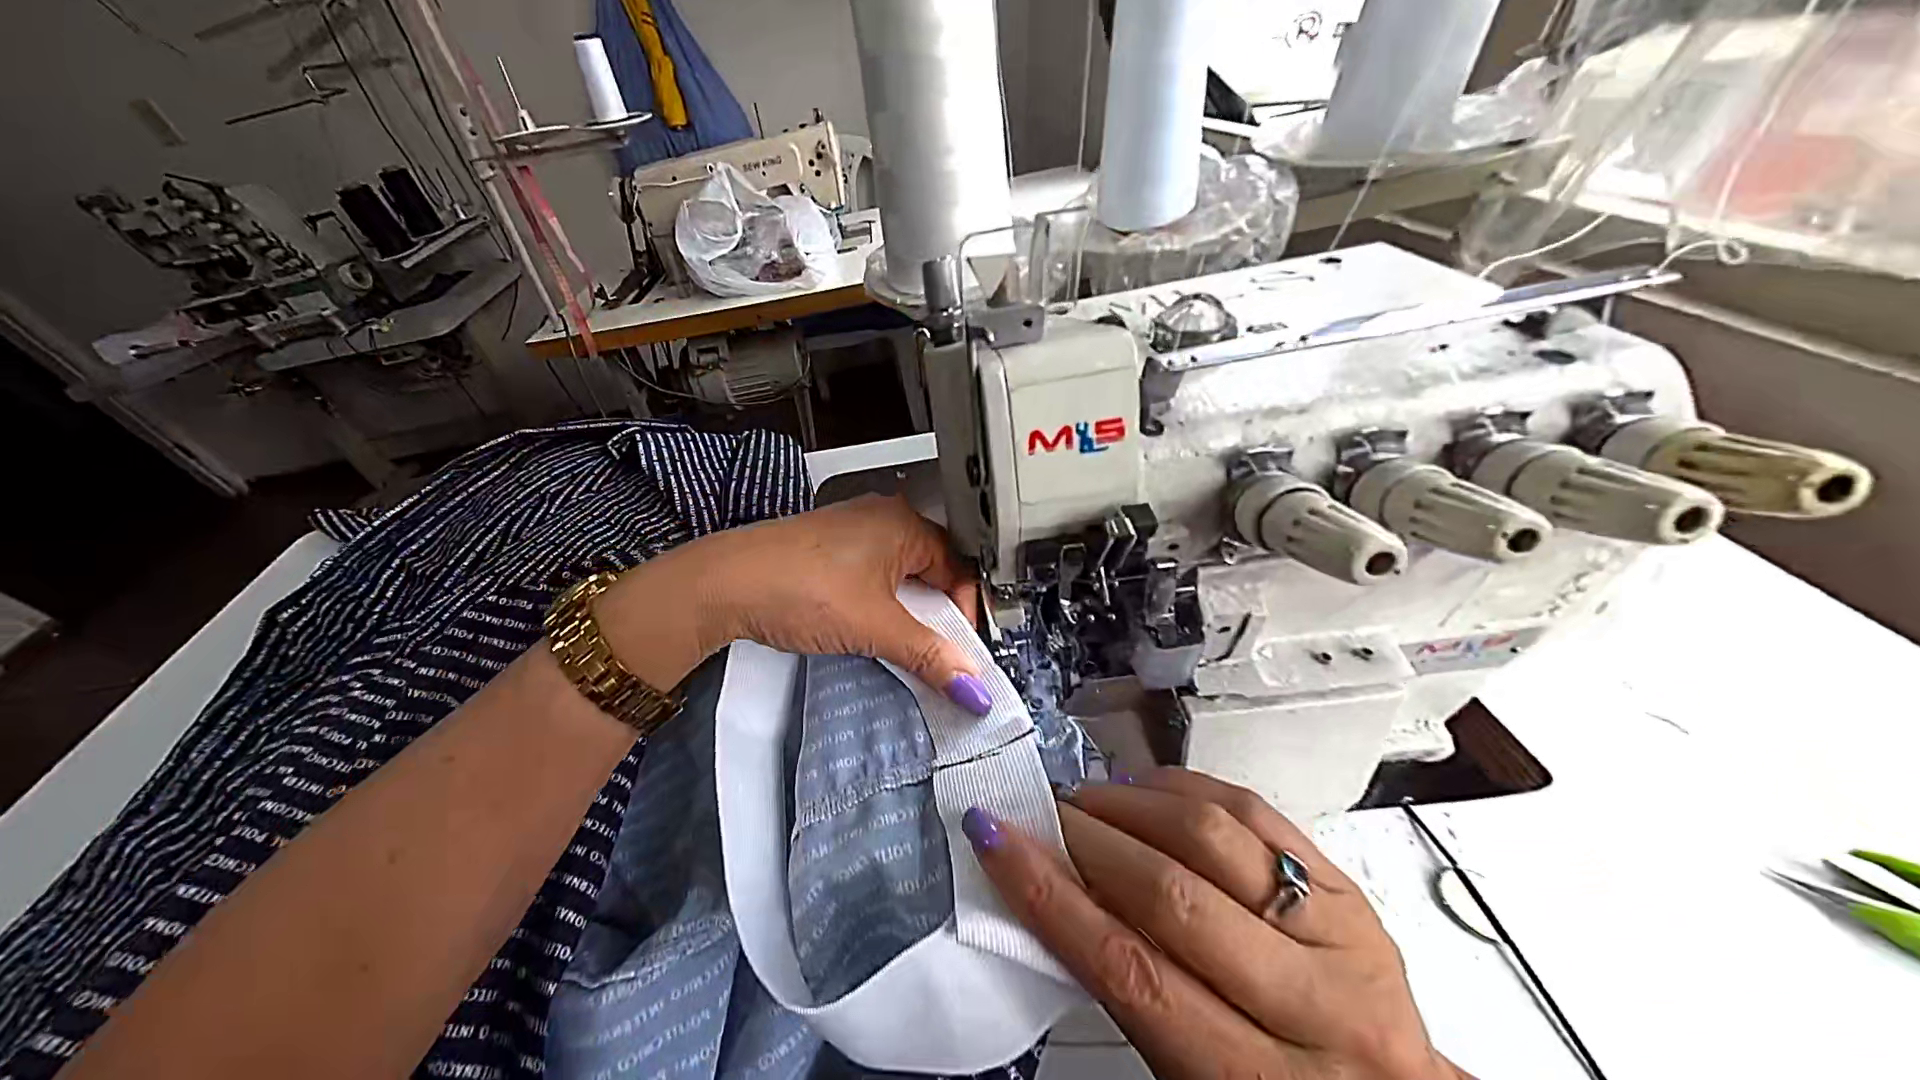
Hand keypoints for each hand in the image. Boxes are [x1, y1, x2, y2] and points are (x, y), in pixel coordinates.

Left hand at [594, 494, 992, 713]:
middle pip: (933, 568)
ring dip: (908, 609)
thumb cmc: (799, 587)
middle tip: (935, 649)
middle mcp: (881, 517)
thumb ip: (930, 656)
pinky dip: (881, 601)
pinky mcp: (828, 547)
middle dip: (938, 612)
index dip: (966, 610)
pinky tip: (866, 623)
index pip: (960, 566)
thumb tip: (971, 685)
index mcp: (904, 523)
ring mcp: (852, 529)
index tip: (960, 648)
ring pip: (901, 573)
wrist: (724, 585)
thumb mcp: (877, 627)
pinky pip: (873, 573)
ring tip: (898, 639)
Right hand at [965, 768, 1466, 1079]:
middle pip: (1172, 894)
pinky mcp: (1349, 883)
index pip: (1131, 969)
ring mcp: (1342, 933)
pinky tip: (1146, 789)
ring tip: (1089, 801)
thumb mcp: (1183, 1072)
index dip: (1050, 895)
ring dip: (1131, 804)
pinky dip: (1185, 788)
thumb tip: (1054, 881)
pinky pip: (1254, 810)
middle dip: (1088, 839)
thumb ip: (1125, 980)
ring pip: (1213, 836)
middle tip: (1045, 815)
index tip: (998, 840)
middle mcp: (1314, 1007)